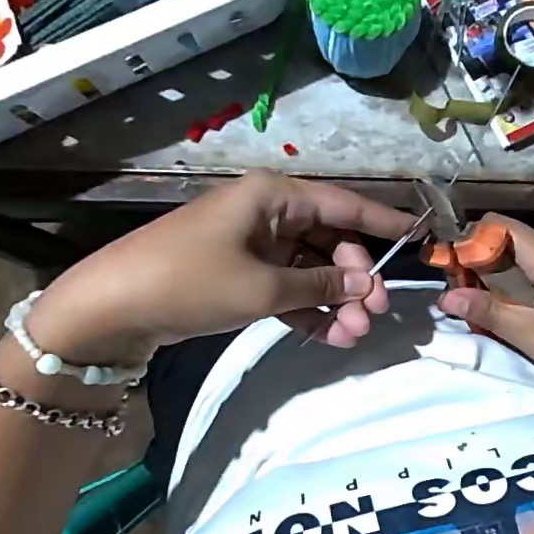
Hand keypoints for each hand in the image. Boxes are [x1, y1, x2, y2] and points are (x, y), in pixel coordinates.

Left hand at [26, 171, 417, 363]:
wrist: (112, 308)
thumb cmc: (192, 280)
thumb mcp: (264, 286)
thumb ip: (322, 283)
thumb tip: (368, 283)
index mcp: (275, 196)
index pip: (343, 204)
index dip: (384, 222)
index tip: (420, 236)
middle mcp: (270, 214)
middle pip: (331, 241)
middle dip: (357, 278)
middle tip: (376, 313)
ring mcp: (257, 245)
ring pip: (313, 269)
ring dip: (336, 300)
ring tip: (354, 334)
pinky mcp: (245, 275)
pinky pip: (291, 288)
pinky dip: (310, 310)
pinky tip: (331, 336)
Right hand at [436, 215, 533, 395]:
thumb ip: (490, 312)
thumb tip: (446, 296)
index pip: (496, 225)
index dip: (467, 242)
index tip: (448, 272)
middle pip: (507, 237)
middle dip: (477, 261)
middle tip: (458, 294)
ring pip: (521, 252)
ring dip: (496, 273)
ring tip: (478, 304)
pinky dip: (516, 280)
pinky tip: (510, 307)